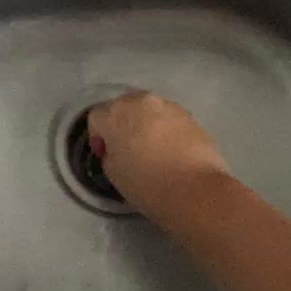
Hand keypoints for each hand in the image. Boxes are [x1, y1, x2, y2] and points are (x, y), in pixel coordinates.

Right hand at [87, 91, 230, 210]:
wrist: (194, 189)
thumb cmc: (145, 182)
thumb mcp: (113, 172)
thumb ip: (110, 153)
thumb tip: (118, 149)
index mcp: (115, 113)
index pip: (96, 118)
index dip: (98, 137)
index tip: (105, 156)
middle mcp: (140, 100)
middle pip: (123, 108)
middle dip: (122, 125)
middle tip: (127, 150)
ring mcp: (167, 105)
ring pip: (148, 111)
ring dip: (146, 125)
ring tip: (153, 150)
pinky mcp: (189, 115)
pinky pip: (169, 119)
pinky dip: (167, 130)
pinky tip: (173, 152)